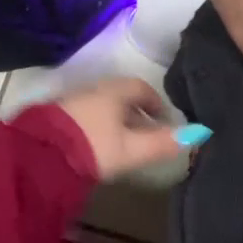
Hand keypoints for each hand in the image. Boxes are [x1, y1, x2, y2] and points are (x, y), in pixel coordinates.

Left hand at [55, 78, 187, 180]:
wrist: (42, 155)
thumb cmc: (94, 147)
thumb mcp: (132, 149)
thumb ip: (163, 142)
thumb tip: (200, 133)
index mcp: (114, 90)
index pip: (141, 87)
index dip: (155, 102)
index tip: (164, 119)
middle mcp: (94, 89)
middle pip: (121, 95)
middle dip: (136, 112)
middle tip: (147, 133)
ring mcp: (73, 100)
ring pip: (102, 105)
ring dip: (116, 119)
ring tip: (124, 143)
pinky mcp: (57, 115)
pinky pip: (86, 114)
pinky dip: (98, 125)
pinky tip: (98, 145)